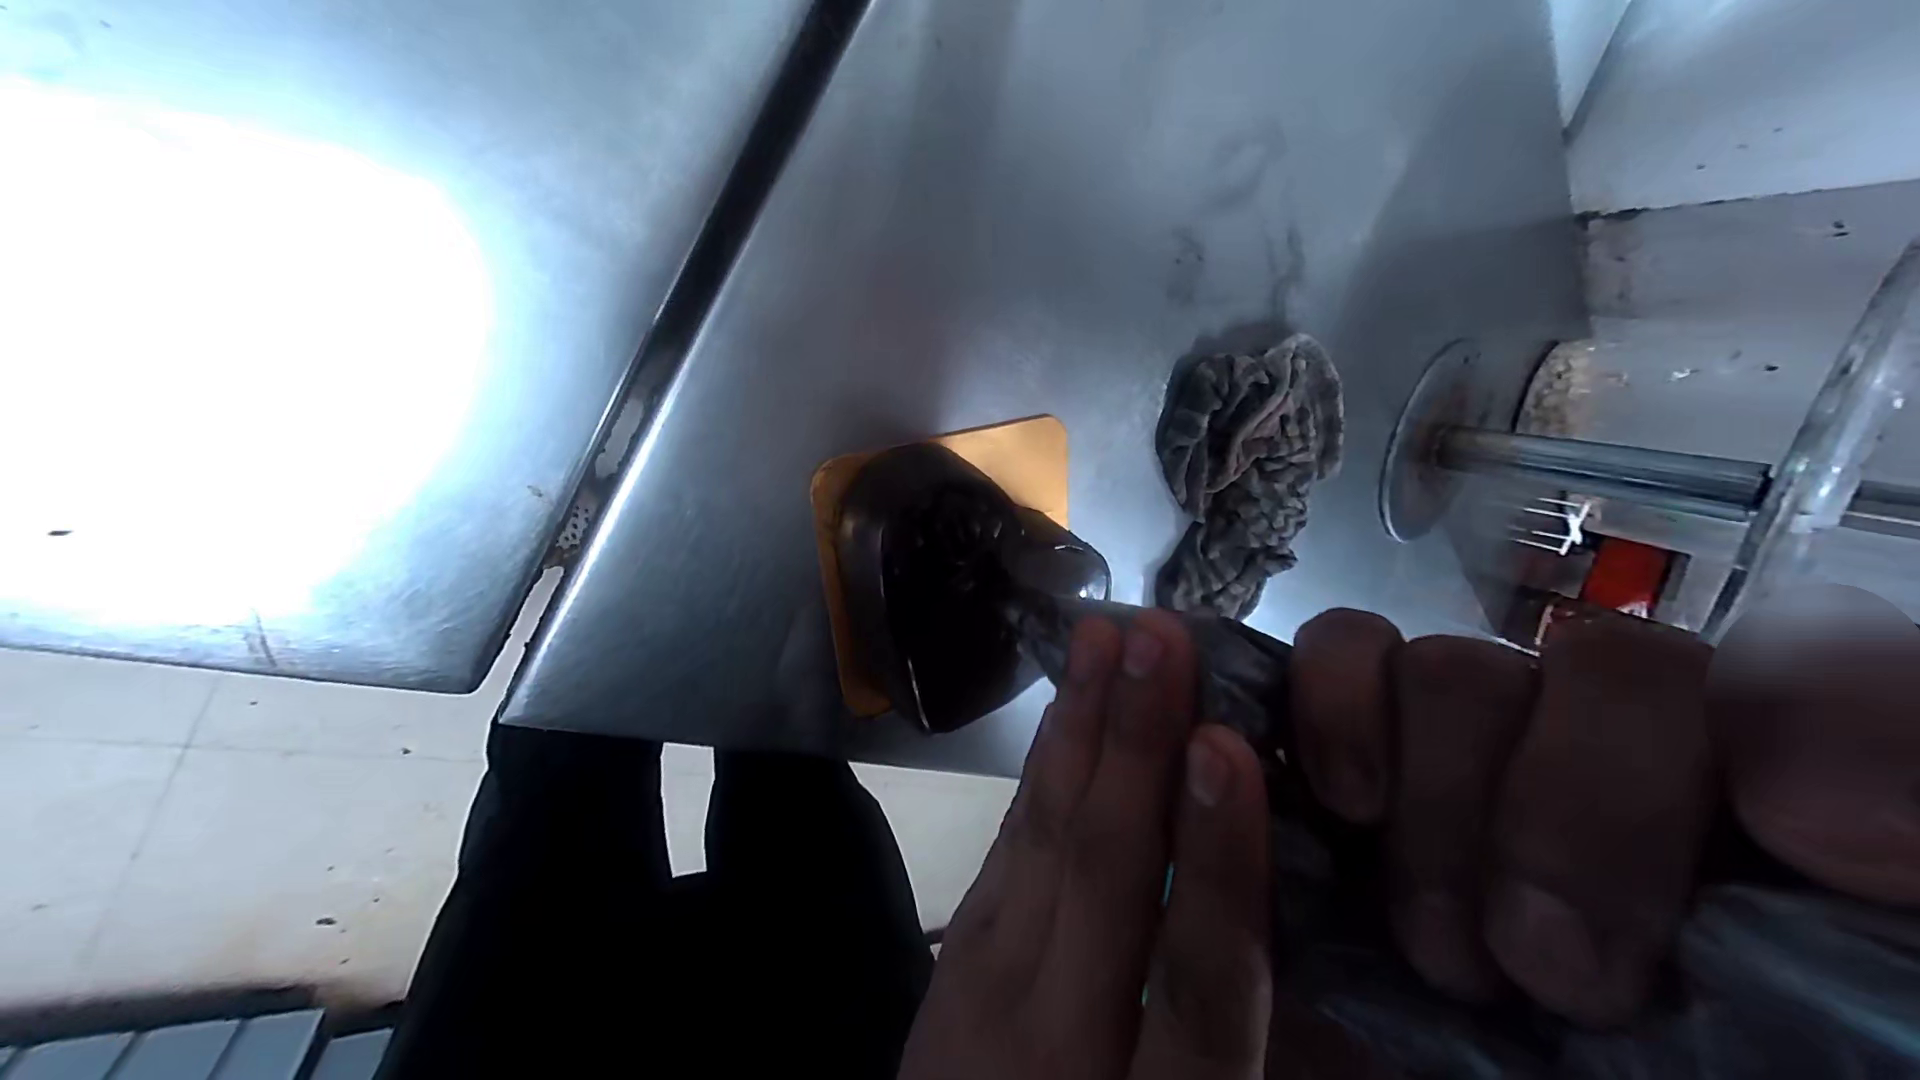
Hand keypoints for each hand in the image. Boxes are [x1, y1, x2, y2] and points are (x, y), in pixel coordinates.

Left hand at [899, 610, 1273, 1079]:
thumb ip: (1242, 1044)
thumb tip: (1311, 947)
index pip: (1197, 981)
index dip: (1214, 863)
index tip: (1226, 748)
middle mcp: (1057, 1029)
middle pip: (1102, 873)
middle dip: (1133, 747)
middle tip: (1158, 639)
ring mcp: (986, 976)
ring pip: (1041, 837)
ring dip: (1078, 730)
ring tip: (1101, 640)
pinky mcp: (956, 945)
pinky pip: (1007, 841)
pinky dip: (1040, 768)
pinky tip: (1064, 709)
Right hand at [1291, 597, 1919, 1028]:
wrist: (1485, 1039)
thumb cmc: (1655, 1055)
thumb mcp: (1767, 1038)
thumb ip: (1809, 974)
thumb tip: (1842, 858)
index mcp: (1770, 804)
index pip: (1831, 685)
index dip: (1831, 729)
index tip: (1836, 846)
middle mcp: (1627, 726)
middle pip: (1617, 664)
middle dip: (1577, 813)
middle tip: (1552, 972)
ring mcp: (1479, 705)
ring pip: (1457, 669)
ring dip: (1439, 807)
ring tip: (1441, 951)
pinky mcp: (1361, 704)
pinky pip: (1343, 644)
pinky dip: (1337, 709)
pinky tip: (1349, 804)